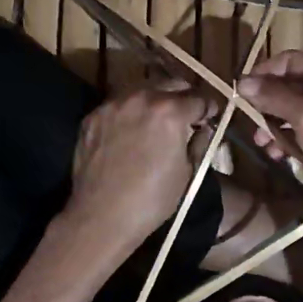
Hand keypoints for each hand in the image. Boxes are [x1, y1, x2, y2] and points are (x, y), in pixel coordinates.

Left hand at [51, 84, 210, 266]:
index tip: (209, 119)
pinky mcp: (93, 116)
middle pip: (172, 84)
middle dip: (184, 98)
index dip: (209, 109)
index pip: (201, 97)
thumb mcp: (189, 170)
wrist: (101, 218)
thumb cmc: (153, 198)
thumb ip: (199, 140)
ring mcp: (113, 105)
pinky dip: (132, 112)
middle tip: (186, 117)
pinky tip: (132, 132)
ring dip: (157, 100)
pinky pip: (121, 104)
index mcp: (171, 111)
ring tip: (158, 122)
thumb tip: (203, 127)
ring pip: (144, 90)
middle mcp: (142, 98)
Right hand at [238, 52, 302, 226]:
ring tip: (259, 140)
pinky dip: (281, 140)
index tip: (241, 88)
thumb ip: (273, 96)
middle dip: (265, 101)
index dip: (265, 71)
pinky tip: (274, 153)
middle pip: (287, 85)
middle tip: (246, 117)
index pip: (291, 60)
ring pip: (287, 111)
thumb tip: (241, 82)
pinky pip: (294, 132)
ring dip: (270, 124)